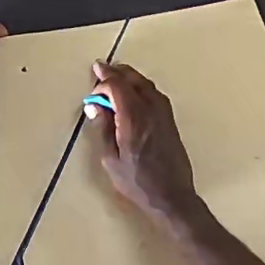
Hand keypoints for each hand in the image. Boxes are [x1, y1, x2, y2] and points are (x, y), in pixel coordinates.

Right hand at [83, 60, 201, 223]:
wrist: (171, 195)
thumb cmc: (137, 181)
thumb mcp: (111, 158)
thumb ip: (103, 128)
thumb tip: (94, 106)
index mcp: (133, 117)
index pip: (117, 86)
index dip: (103, 82)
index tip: (93, 87)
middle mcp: (151, 109)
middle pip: (133, 79)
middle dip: (116, 72)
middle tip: (101, 69)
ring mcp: (164, 113)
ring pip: (146, 84)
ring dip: (129, 77)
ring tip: (114, 77)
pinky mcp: (170, 120)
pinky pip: (154, 93)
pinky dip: (140, 86)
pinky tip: (133, 93)